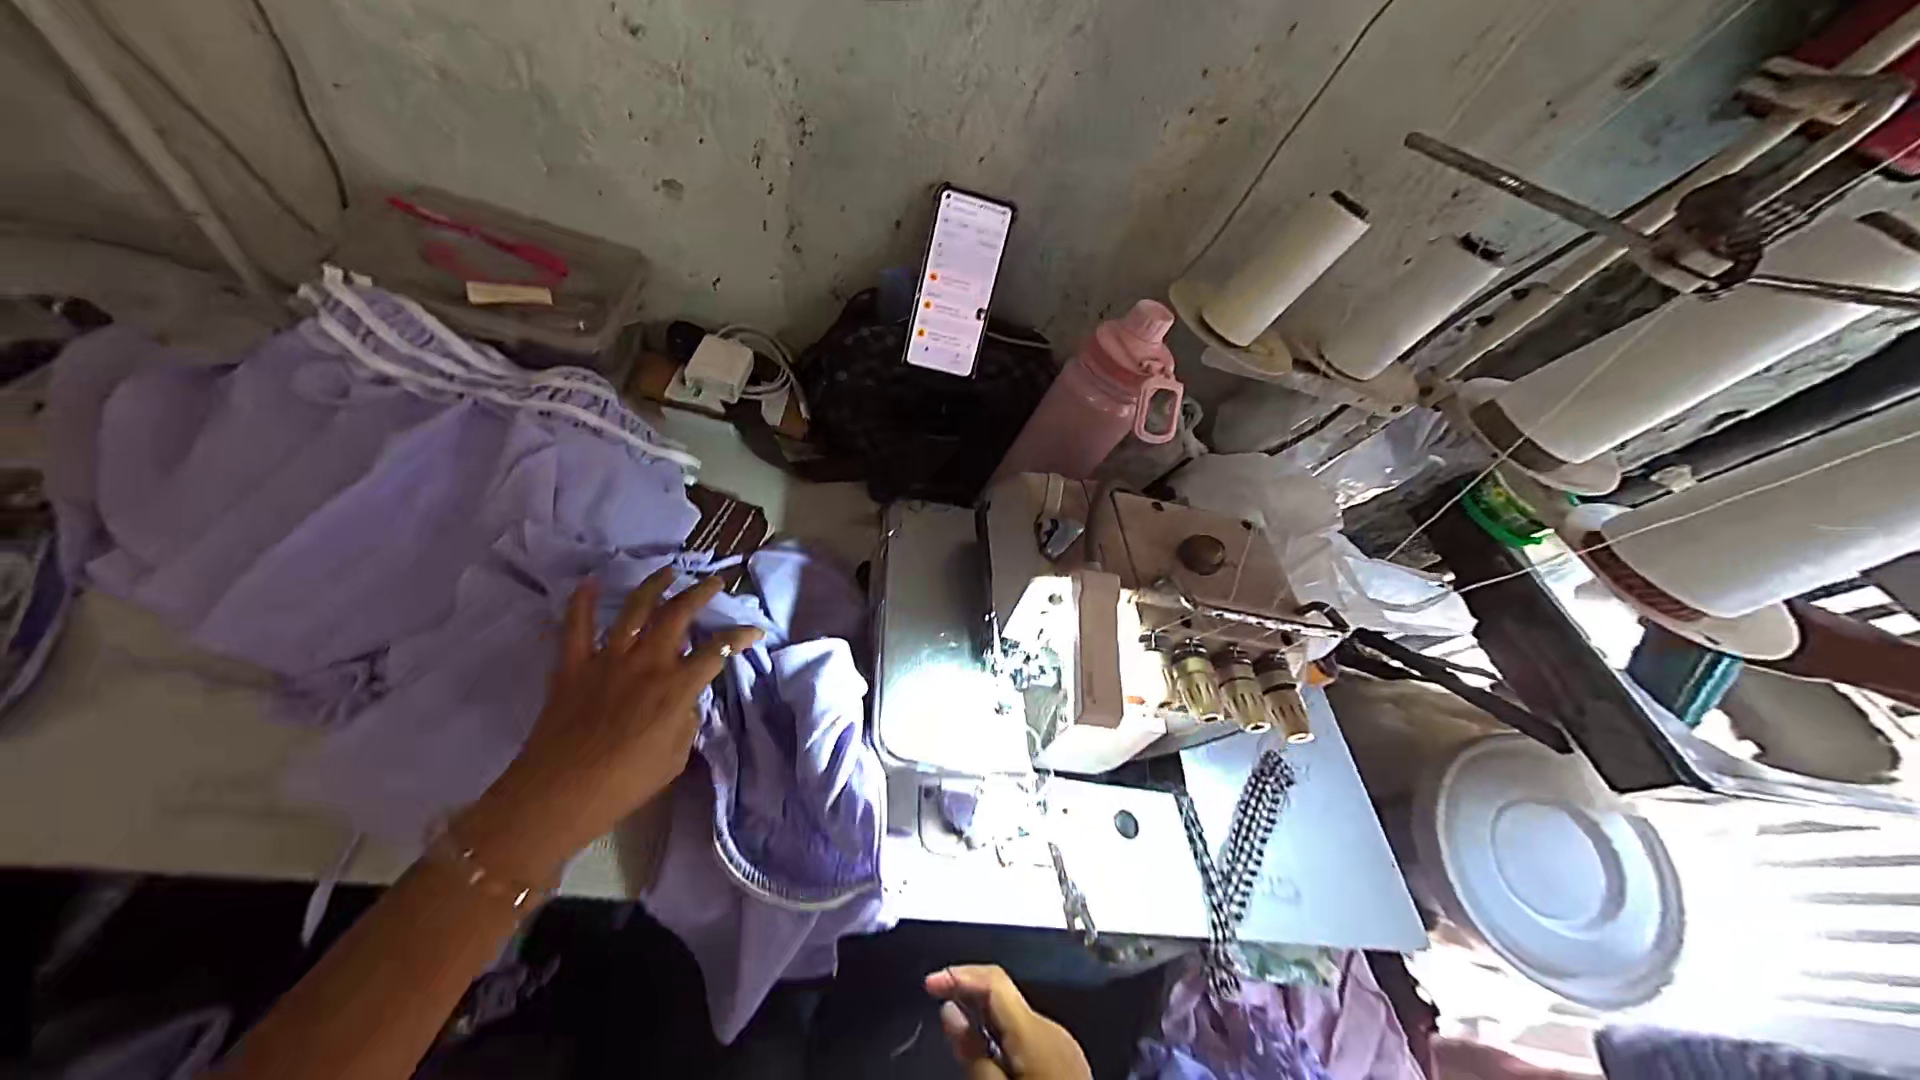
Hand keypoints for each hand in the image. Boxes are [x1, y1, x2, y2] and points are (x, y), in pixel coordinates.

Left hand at [455, 570, 762, 881]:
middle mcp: (646, 663)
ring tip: (668, 572)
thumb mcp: (675, 757)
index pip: (718, 651)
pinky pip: (576, 626)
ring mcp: (607, 660)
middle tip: (714, 581)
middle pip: (678, 615)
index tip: (755, 631)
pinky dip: (582, 602)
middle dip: (701, 593)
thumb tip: (685, 700)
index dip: (740, 637)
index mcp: (676, 687)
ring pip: (634, 610)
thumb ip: (686, 720)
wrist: (558, 795)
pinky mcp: (573, 666)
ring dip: (654, 586)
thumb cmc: (625, 783)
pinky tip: (590, 582)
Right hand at [925, 966, 1091, 1079]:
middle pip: (1004, 997)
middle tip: (938, 1005)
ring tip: (960, 1037)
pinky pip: (1029, 1036)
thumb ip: (972, 1053)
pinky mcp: (1066, 1059)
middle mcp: (1051, 1028)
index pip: (993, 980)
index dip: (958, 975)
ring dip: (985, 1019)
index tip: (931, 982)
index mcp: (1033, 1031)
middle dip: (970, 997)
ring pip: (1015, 1017)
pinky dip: (1004, 1037)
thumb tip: (949, 1011)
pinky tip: (990, 1056)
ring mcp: (1062, 1043)